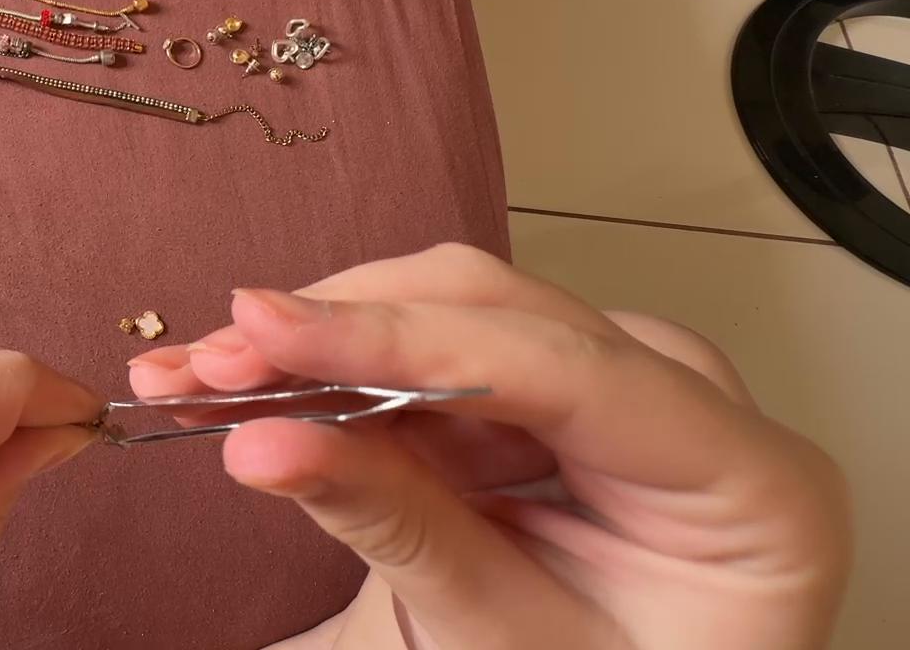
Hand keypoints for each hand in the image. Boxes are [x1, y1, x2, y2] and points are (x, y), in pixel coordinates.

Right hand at [127, 244, 851, 649]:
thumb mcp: (507, 641)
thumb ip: (392, 527)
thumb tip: (257, 447)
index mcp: (735, 474)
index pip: (543, 361)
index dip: (386, 336)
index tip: (262, 327)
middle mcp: (657, 389)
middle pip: (463, 306)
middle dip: (321, 333)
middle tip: (209, 363)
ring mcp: (571, 373)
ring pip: (406, 310)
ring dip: (290, 347)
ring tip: (186, 375)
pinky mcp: (494, 381)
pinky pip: (384, 351)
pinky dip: (300, 370)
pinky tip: (221, 381)